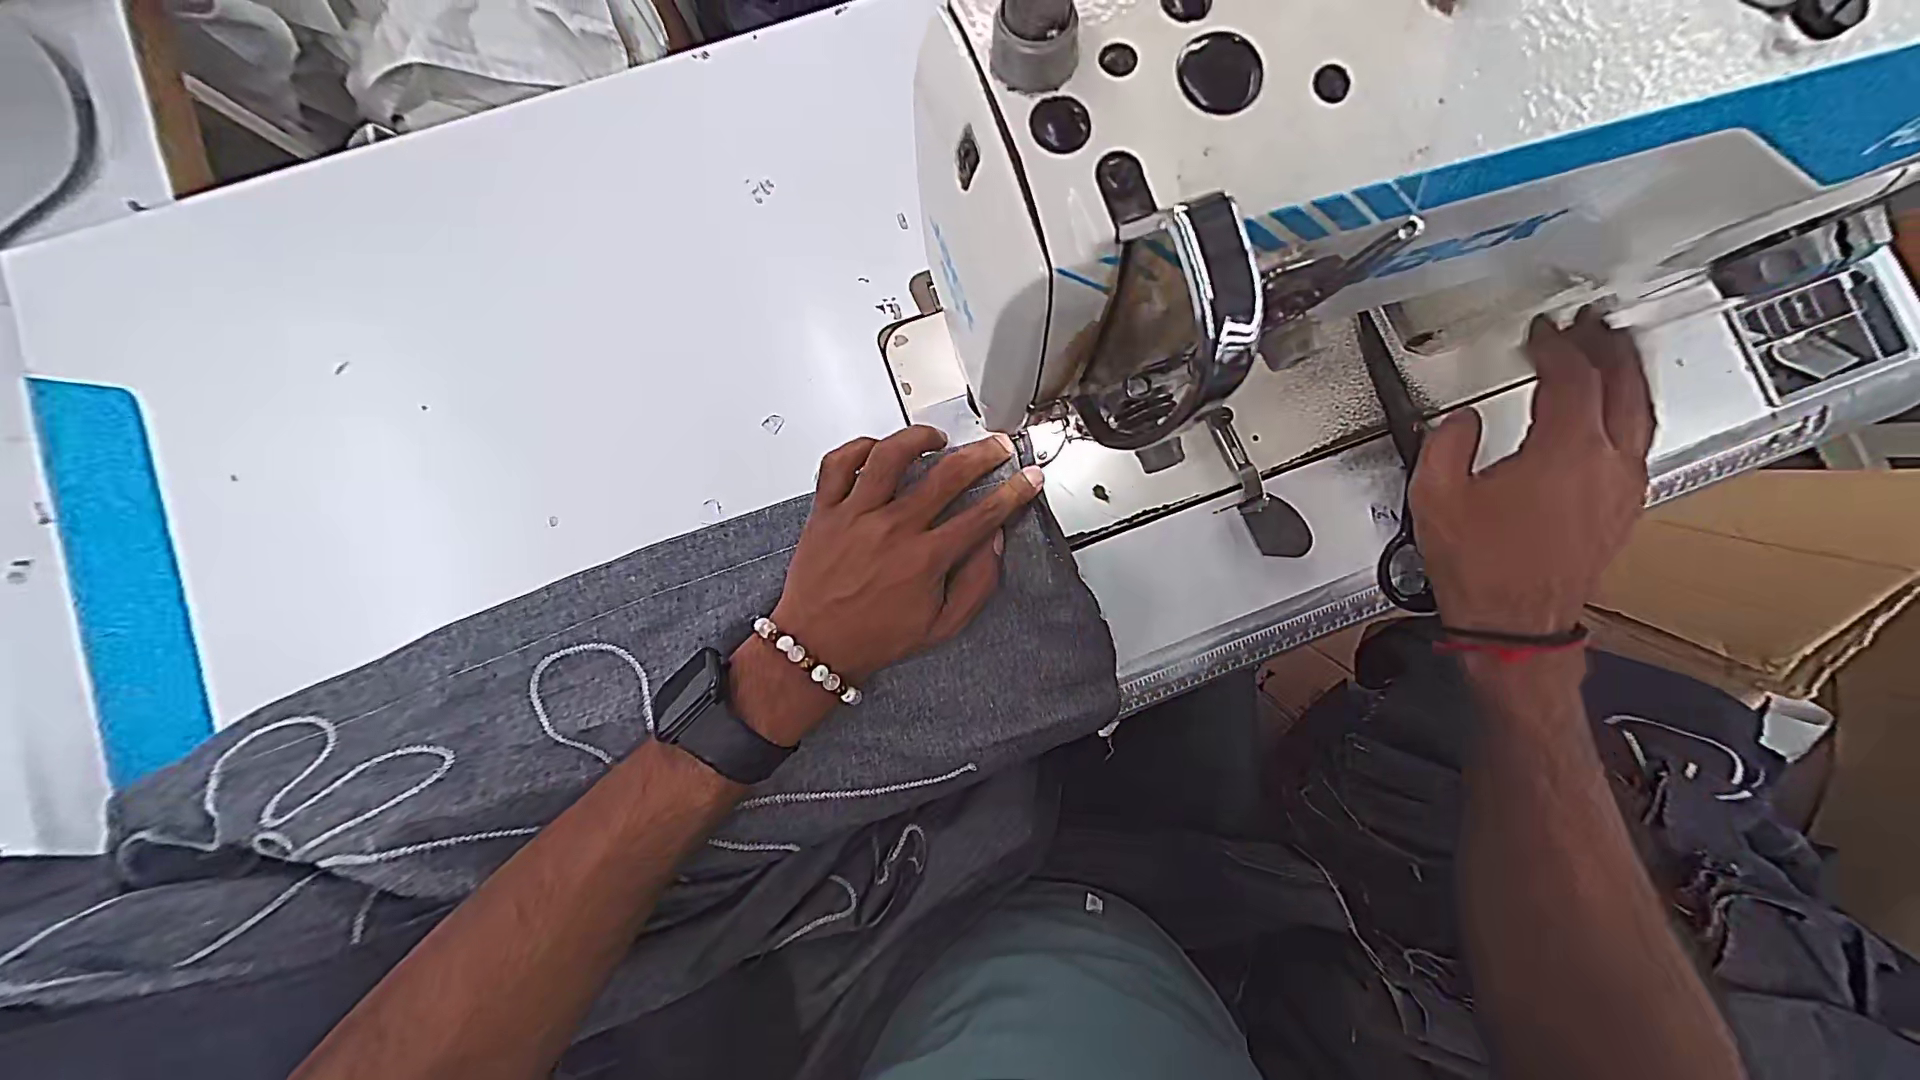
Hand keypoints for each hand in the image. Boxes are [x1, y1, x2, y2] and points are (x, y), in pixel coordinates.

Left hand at [729, 426, 1044, 744]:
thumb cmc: (874, 637)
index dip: (1014, 491)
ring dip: (921, 437)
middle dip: (984, 454)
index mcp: (924, 559)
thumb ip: (976, 584)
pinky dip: (859, 447)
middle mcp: (892, 530)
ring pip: (892, 456)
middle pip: (948, 474)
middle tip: (996, 448)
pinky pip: (839, 463)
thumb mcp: (941, 626)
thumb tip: (993, 543)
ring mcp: (856, 515)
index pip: (983, 513)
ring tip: (937, 438)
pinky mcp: (826, 511)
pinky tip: (879, 448)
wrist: (817, 645)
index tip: (1026, 479)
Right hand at [1410, 307, 1655, 636]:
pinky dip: (1627, 412)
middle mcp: (1606, 463)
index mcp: (1562, 453)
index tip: (1542, 334)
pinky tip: (1609, 415)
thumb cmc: (1479, 566)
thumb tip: (1461, 422)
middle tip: (1591, 325)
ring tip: (1609, 356)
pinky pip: (1637, 442)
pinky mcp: (1622, 507)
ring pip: (1642, 412)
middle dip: (1608, 347)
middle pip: (1624, 385)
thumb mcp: (1434, 496)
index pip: (1572, 379)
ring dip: (1626, 376)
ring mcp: (1622, 486)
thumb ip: (1446, 444)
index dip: (1556, 347)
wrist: (1514, 619)